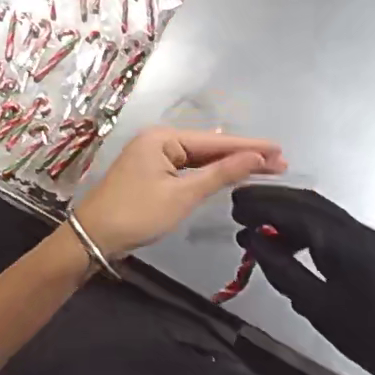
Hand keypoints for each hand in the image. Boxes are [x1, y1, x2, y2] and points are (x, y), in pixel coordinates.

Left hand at [72, 127, 285, 259]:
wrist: (93, 236)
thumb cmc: (137, 214)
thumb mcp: (183, 195)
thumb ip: (220, 174)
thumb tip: (255, 158)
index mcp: (162, 138)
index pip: (216, 141)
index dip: (250, 148)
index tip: (281, 151)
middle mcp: (157, 140)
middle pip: (208, 146)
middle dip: (242, 155)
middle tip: (280, 163)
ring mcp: (152, 156)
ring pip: (198, 158)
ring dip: (227, 164)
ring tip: (264, 168)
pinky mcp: (150, 173)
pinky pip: (186, 168)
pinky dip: (208, 173)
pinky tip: (228, 174)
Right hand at [231, 186, 374, 374]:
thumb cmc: (366, 339)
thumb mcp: (314, 305)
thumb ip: (281, 268)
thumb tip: (253, 240)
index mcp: (348, 245)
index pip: (296, 212)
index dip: (262, 207)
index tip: (235, 208)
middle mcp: (362, 233)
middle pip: (310, 203)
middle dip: (272, 201)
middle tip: (240, 206)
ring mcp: (371, 239)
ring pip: (321, 212)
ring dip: (287, 213)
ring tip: (257, 226)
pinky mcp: (374, 250)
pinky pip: (332, 227)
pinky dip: (304, 227)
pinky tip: (286, 241)